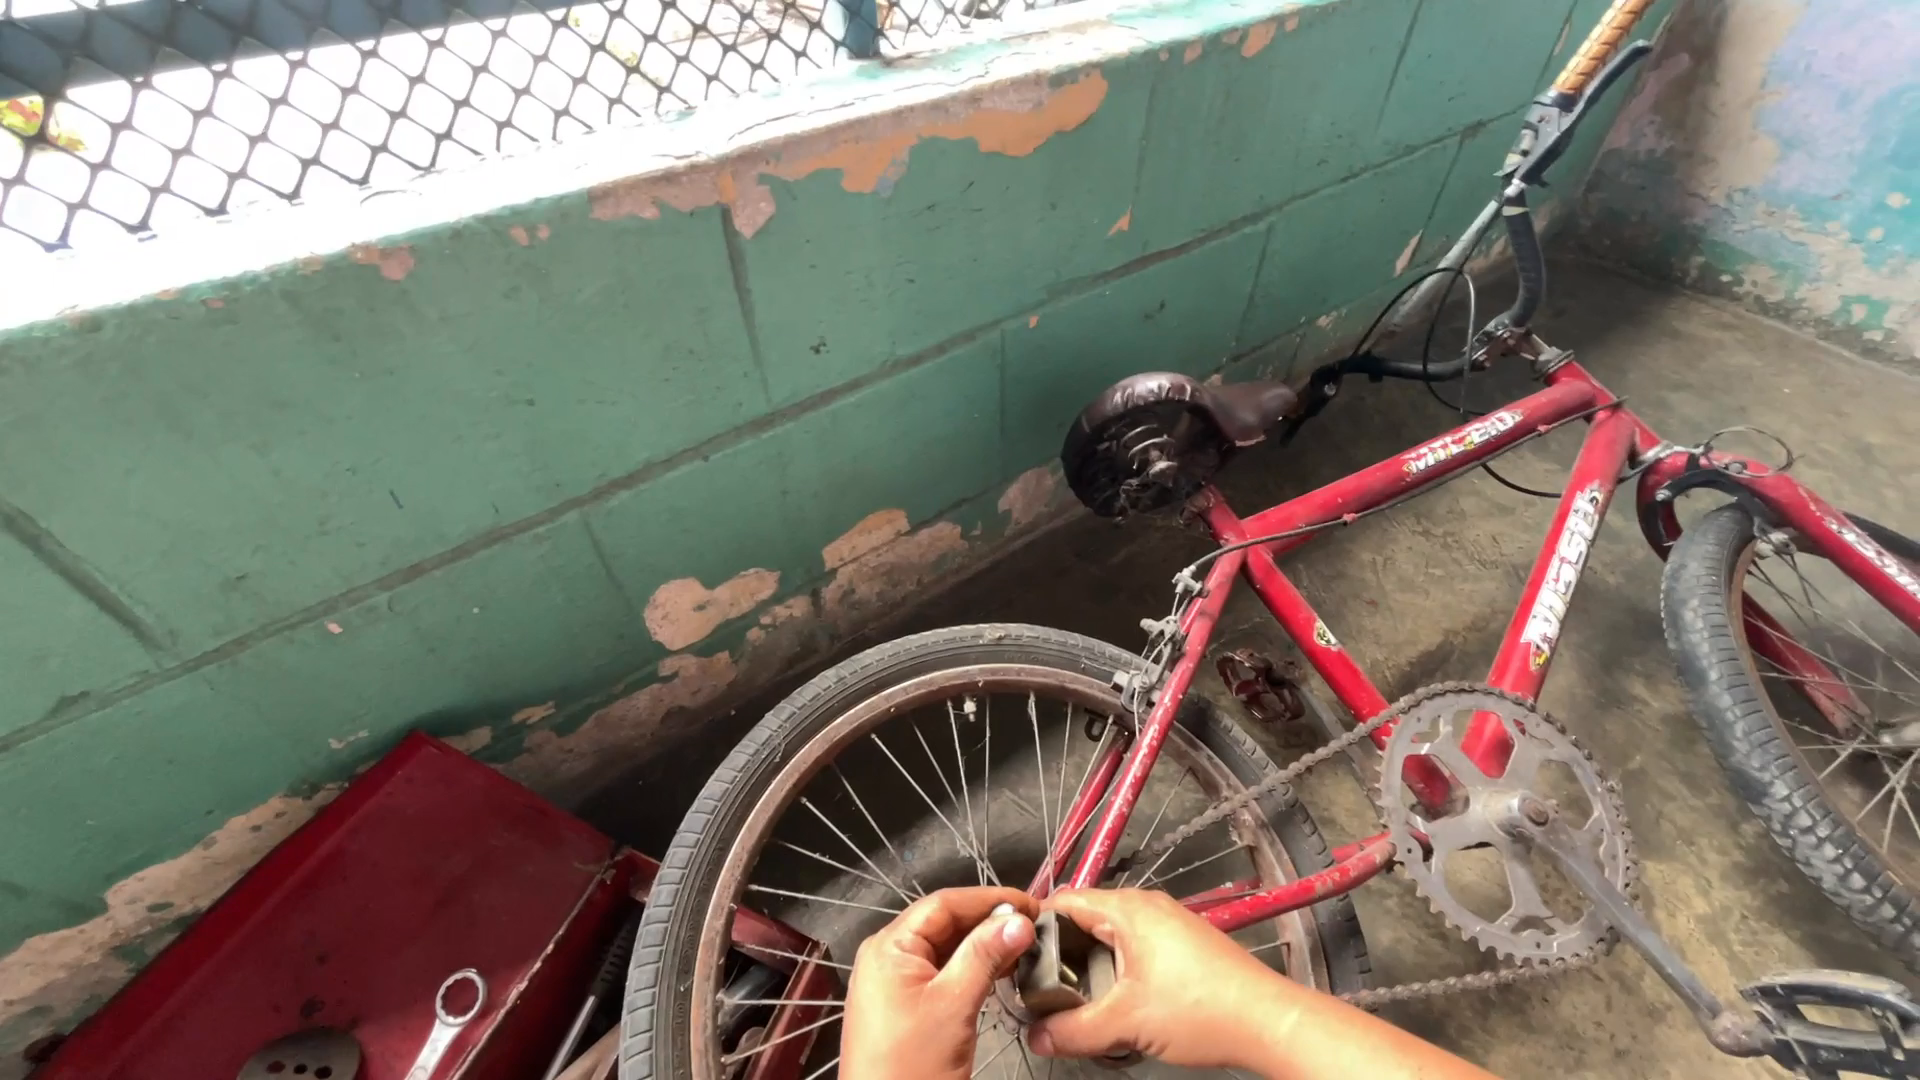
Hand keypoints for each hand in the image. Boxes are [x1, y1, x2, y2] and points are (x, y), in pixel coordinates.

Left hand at [839, 886, 1038, 1079]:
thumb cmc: (913, 1066)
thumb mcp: (953, 1006)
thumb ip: (985, 955)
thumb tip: (1020, 919)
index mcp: (889, 945)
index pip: (944, 904)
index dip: (988, 899)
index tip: (1030, 904)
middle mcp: (889, 955)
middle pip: (945, 923)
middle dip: (988, 921)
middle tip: (1033, 924)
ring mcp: (896, 982)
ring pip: (947, 948)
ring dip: (984, 945)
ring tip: (1024, 945)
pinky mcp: (907, 1007)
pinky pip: (943, 973)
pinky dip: (972, 968)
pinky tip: (1001, 970)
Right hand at [1027, 888, 1298, 1068]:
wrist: (1267, 1020)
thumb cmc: (1198, 1009)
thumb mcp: (1127, 1022)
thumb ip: (1075, 1030)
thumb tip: (1036, 1037)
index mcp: (1126, 908)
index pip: (1065, 900)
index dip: (1038, 927)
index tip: (1020, 959)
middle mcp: (1144, 904)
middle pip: (1087, 916)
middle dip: (1063, 952)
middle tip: (1046, 988)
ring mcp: (1166, 920)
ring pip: (1111, 933)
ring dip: (1092, 963)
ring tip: (1079, 1000)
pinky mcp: (1182, 940)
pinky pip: (1135, 943)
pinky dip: (1118, 966)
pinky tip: (1119, 1000)